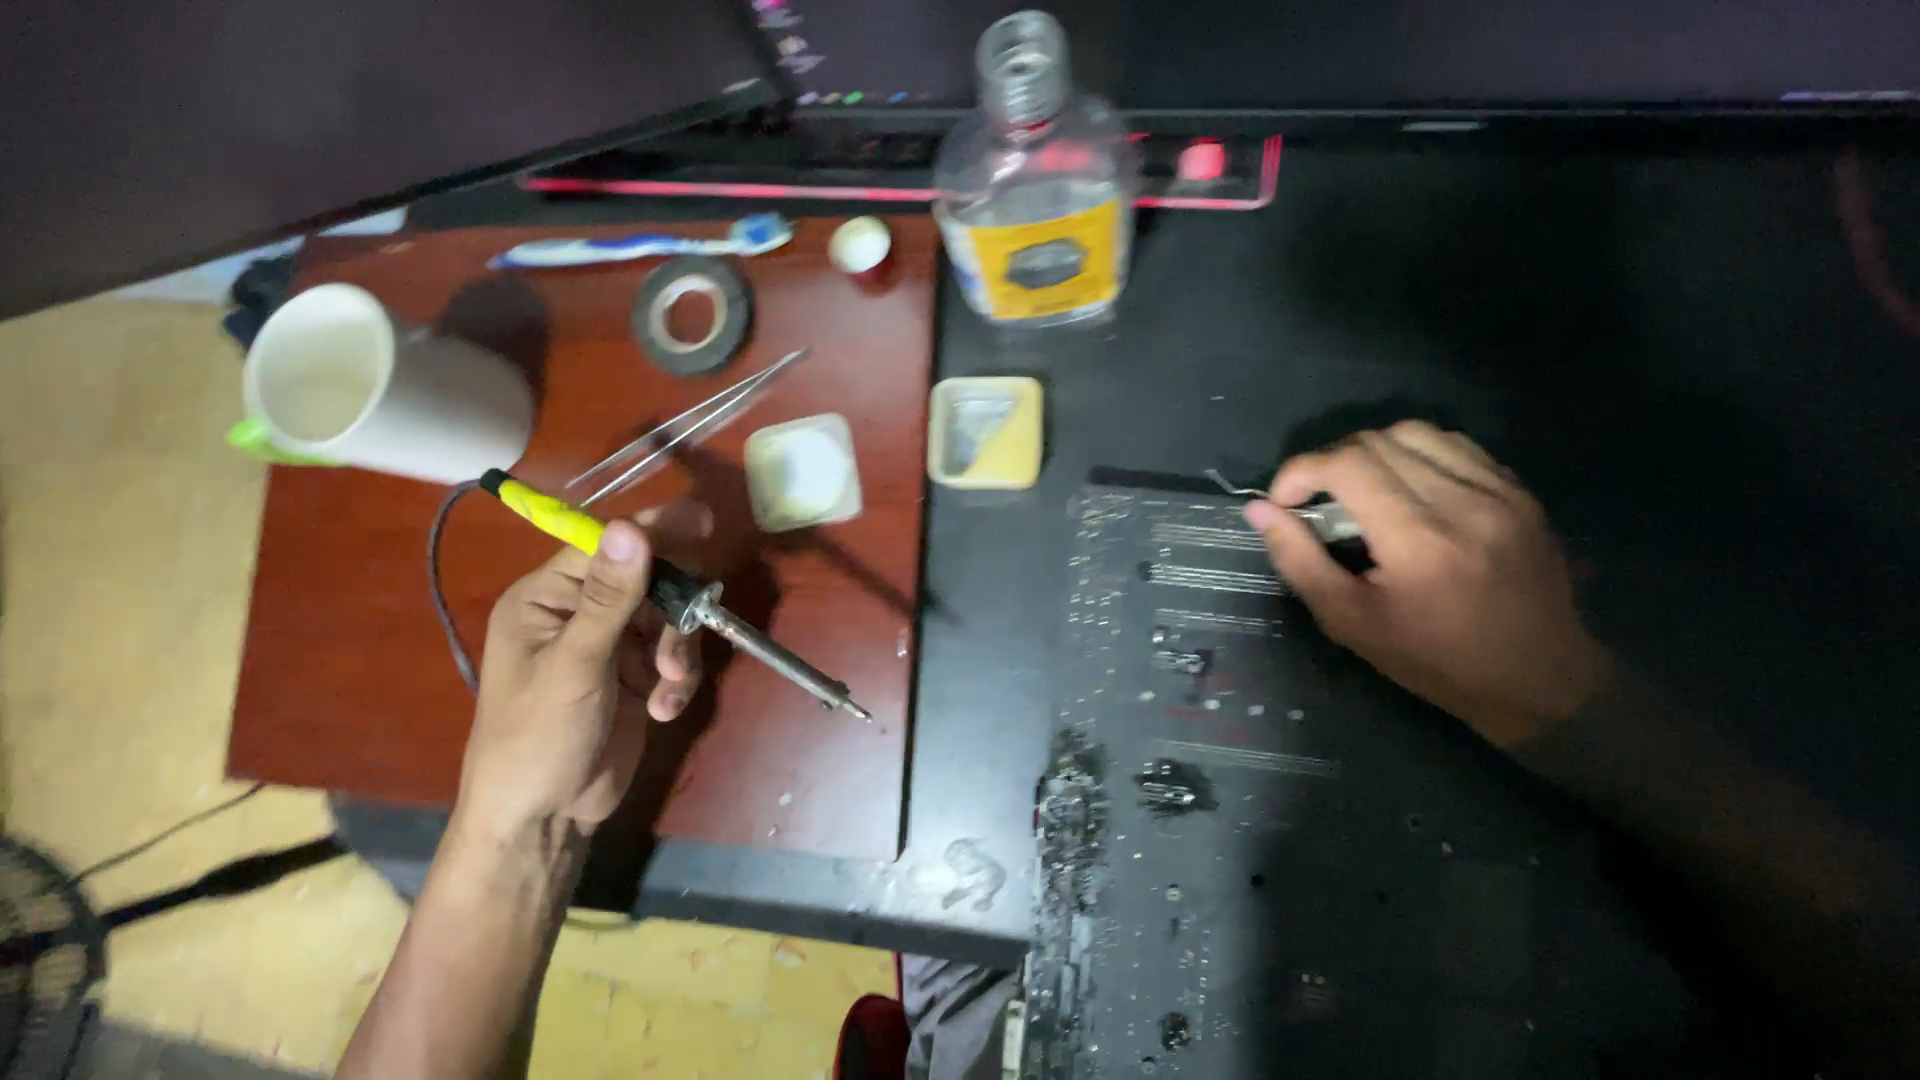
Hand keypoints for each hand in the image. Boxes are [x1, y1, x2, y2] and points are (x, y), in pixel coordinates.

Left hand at [454, 505, 709, 851]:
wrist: (544, 819)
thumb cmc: (537, 737)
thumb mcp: (574, 664)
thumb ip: (609, 597)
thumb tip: (631, 526)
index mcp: (548, 599)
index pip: (607, 547)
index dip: (654, 531)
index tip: (702, 522)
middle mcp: (581, 614)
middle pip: (650, 581)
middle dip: (675, 608)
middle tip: (695, 622)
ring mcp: (612, 647)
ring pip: (671, 620)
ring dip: (679, 650)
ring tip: (670, 684)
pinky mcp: (637, 678)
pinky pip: (675, 659)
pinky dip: (678, 682)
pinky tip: (663, 710)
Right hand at [1245, 421, 1611, 747]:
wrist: (1538, 679)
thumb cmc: (1433, 659)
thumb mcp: (1350, 622)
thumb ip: (1300, 561)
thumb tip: (1259, 511)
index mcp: (1418, 540)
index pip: (1347, 464)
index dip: (1300, 471)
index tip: (1284, 501)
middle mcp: (1462, 503)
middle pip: (1376, 441)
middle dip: (1330, 462)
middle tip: (1316, 500)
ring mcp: (1498, 491)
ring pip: (1416, 433)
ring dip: (1372, 452)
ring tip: (1360, 489)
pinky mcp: (1519, 491)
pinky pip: (1455, 446)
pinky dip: (1416, 455)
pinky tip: (1407, 489)